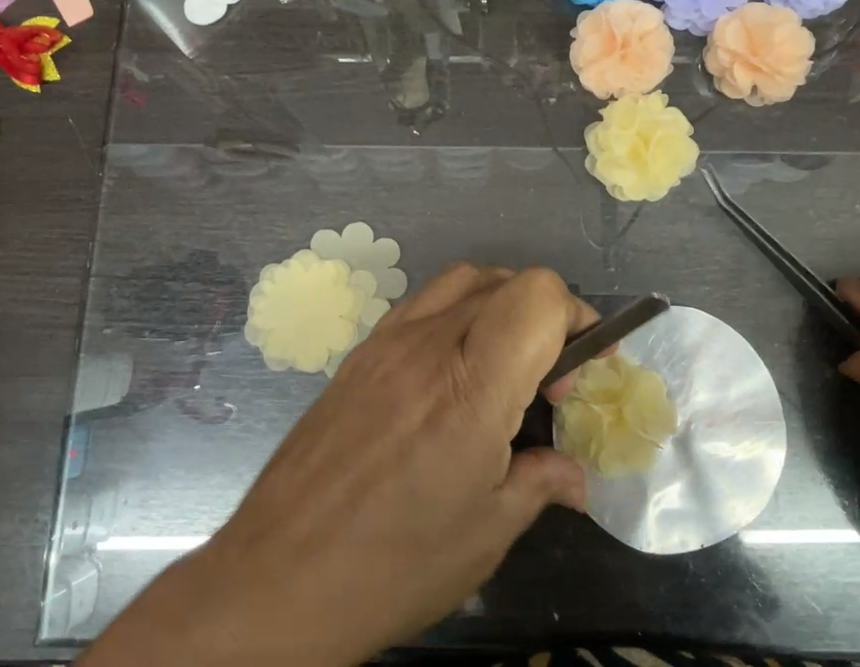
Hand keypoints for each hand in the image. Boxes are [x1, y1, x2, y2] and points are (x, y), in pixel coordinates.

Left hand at [84, 263, 596, 666]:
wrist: (276, 579)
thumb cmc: (393, 563)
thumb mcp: (486, 532)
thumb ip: (540, 483)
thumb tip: (573, 473)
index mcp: (471, 382)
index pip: (538, 293)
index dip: (576, 317)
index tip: (582, 372)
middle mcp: (428, 343)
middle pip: (506, 281)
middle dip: (546, 316)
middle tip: (551, 379)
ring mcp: (385, 343)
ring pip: (461, 282)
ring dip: (500, 306)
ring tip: (506, 366)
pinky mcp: (357, 357)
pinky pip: (420, 306)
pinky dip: (455, 317)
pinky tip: (452, 375)